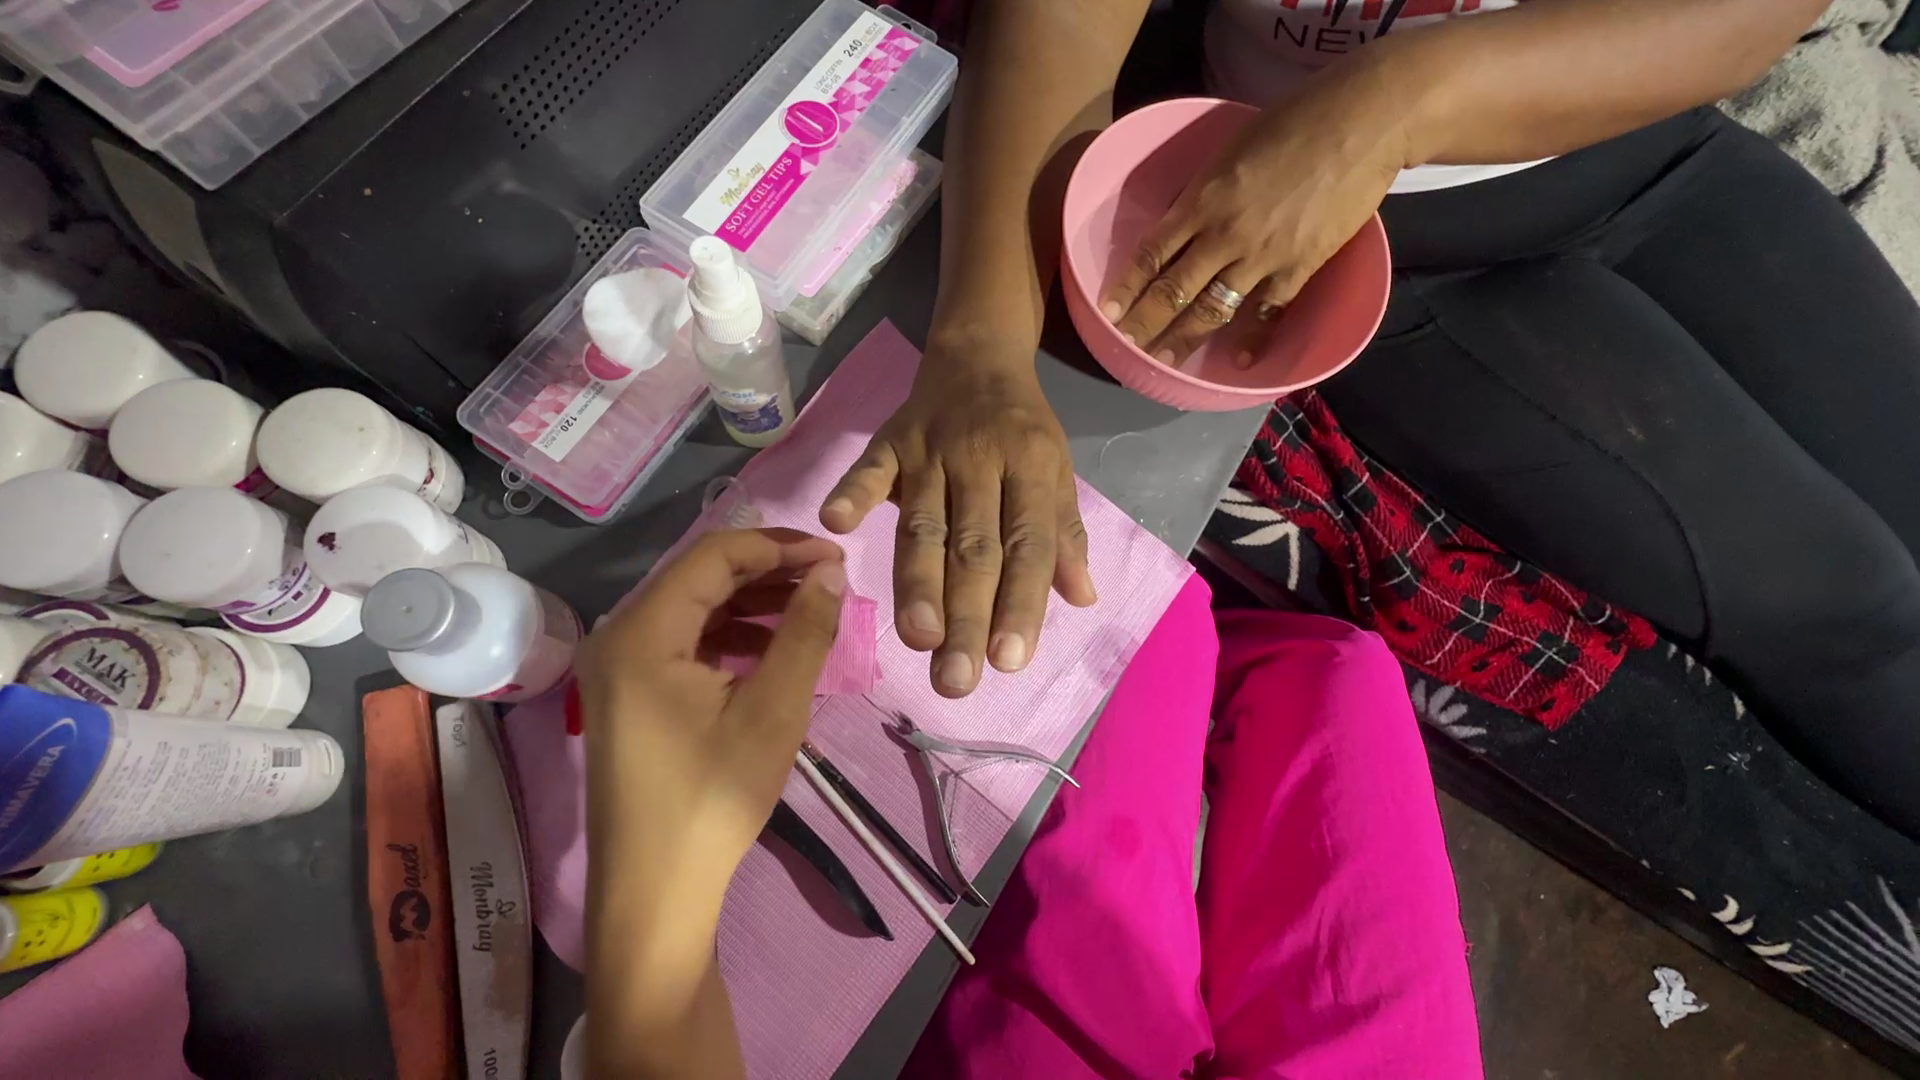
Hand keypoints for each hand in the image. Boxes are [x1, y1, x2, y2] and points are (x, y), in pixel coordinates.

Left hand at [578, 528, 846, 900]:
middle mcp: (618, 636)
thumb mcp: (774, 710)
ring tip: (810, 608)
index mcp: (641, 633)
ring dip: (752, 602)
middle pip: (699, 577)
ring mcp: (618, 666)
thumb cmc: (714, 798)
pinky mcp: (629, 692)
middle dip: (768, 571)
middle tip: (829, 578)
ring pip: (693, 607)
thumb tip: (832, 573)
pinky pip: (683, 641)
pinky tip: (771, 647)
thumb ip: (805, 632)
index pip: (713, 556)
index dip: (778, 546)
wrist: (656, 891)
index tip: (834, 554)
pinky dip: (730, 634)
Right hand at [820, 332, 1096, 697]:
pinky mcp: (890, 438)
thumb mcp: (1057, 471)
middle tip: (957, 679)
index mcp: (1032, 470)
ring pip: (924, 524)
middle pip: (973, 548)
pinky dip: (853, 490)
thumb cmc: (1023, 427)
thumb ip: (1065, 534)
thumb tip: (1082, 598)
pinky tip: (836, 523)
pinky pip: (870, 467)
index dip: (1021, 604)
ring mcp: (932, 449)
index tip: (1010, 663)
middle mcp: (983, 461)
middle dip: (967, 616)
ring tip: (919, 639)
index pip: (1027, 546)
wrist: (980, 355)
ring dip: (918, 581)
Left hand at [1101, 73, 1407, 365]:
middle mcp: (1223, 234)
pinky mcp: (1299, 267)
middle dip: (1145, 324)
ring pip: (1211, 309)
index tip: (1107, 313)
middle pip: (1173, 290)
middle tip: (1126, 350)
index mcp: (1202, 201)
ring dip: (1184, 340)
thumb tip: (1182, 224)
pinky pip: (1268, 312)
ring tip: (1163, 362)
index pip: (1152, 254)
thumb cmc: (1294, 121)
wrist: (1365, 119)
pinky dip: (1253, 338)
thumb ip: (1202, 194)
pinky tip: (1239, 361)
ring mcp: (1261, 256)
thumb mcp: (1229, 150)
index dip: (1126, 287)